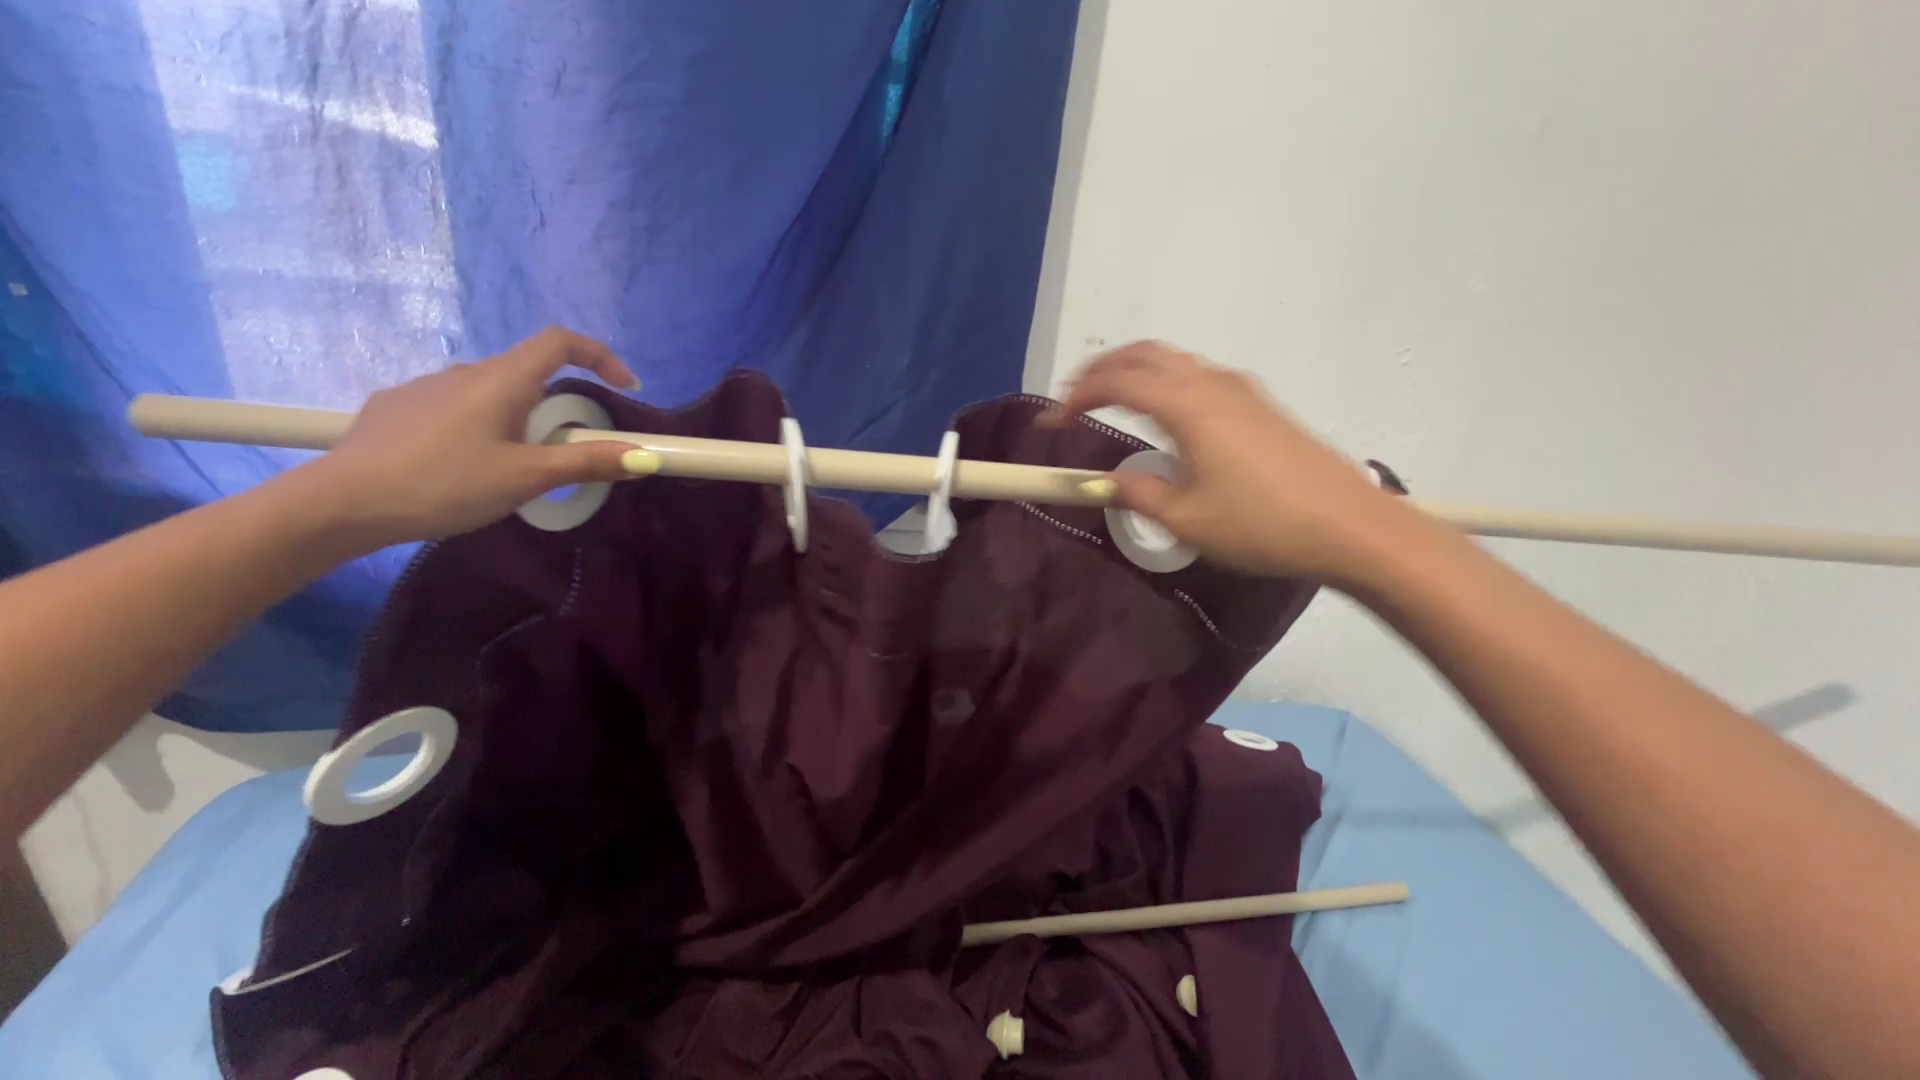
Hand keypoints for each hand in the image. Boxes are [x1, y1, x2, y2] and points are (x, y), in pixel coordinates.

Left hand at [294, 327, 641, 546]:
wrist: (342, 502)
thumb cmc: (445, 484)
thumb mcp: (526, 478)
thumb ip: (586, 463)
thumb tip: (644, 457)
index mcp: (501, 380)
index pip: (561, 341)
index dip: (600, 355)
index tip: (624, 386)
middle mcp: (463, 372)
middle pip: (525, 375)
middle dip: (552, 409)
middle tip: (556, 456)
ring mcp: (422, 387)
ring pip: (485, 394)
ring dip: (510, 421)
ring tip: (503, 471)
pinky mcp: (393, 408)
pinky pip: (449, 409)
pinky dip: (471, 429)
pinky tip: (455, 468)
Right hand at [1051, 341, 1407, 581]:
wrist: (1349, 526)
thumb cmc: (1261, 524)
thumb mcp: (1187, 519)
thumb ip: (1139, 493)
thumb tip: (1108, 481)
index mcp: (1188, 407)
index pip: (1118, 383)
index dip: (1078, 397)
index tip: (1054, 422)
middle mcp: (1212, 384)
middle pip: (1145, 354)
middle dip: (1102, 369)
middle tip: (1074, 397)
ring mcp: (1242, 391)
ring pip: (1175, 359)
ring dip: (1136, 370)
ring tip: (1112, 399)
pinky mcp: (1261, 405)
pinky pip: (1199, 374)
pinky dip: (1166, 380)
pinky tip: (1166, 414)